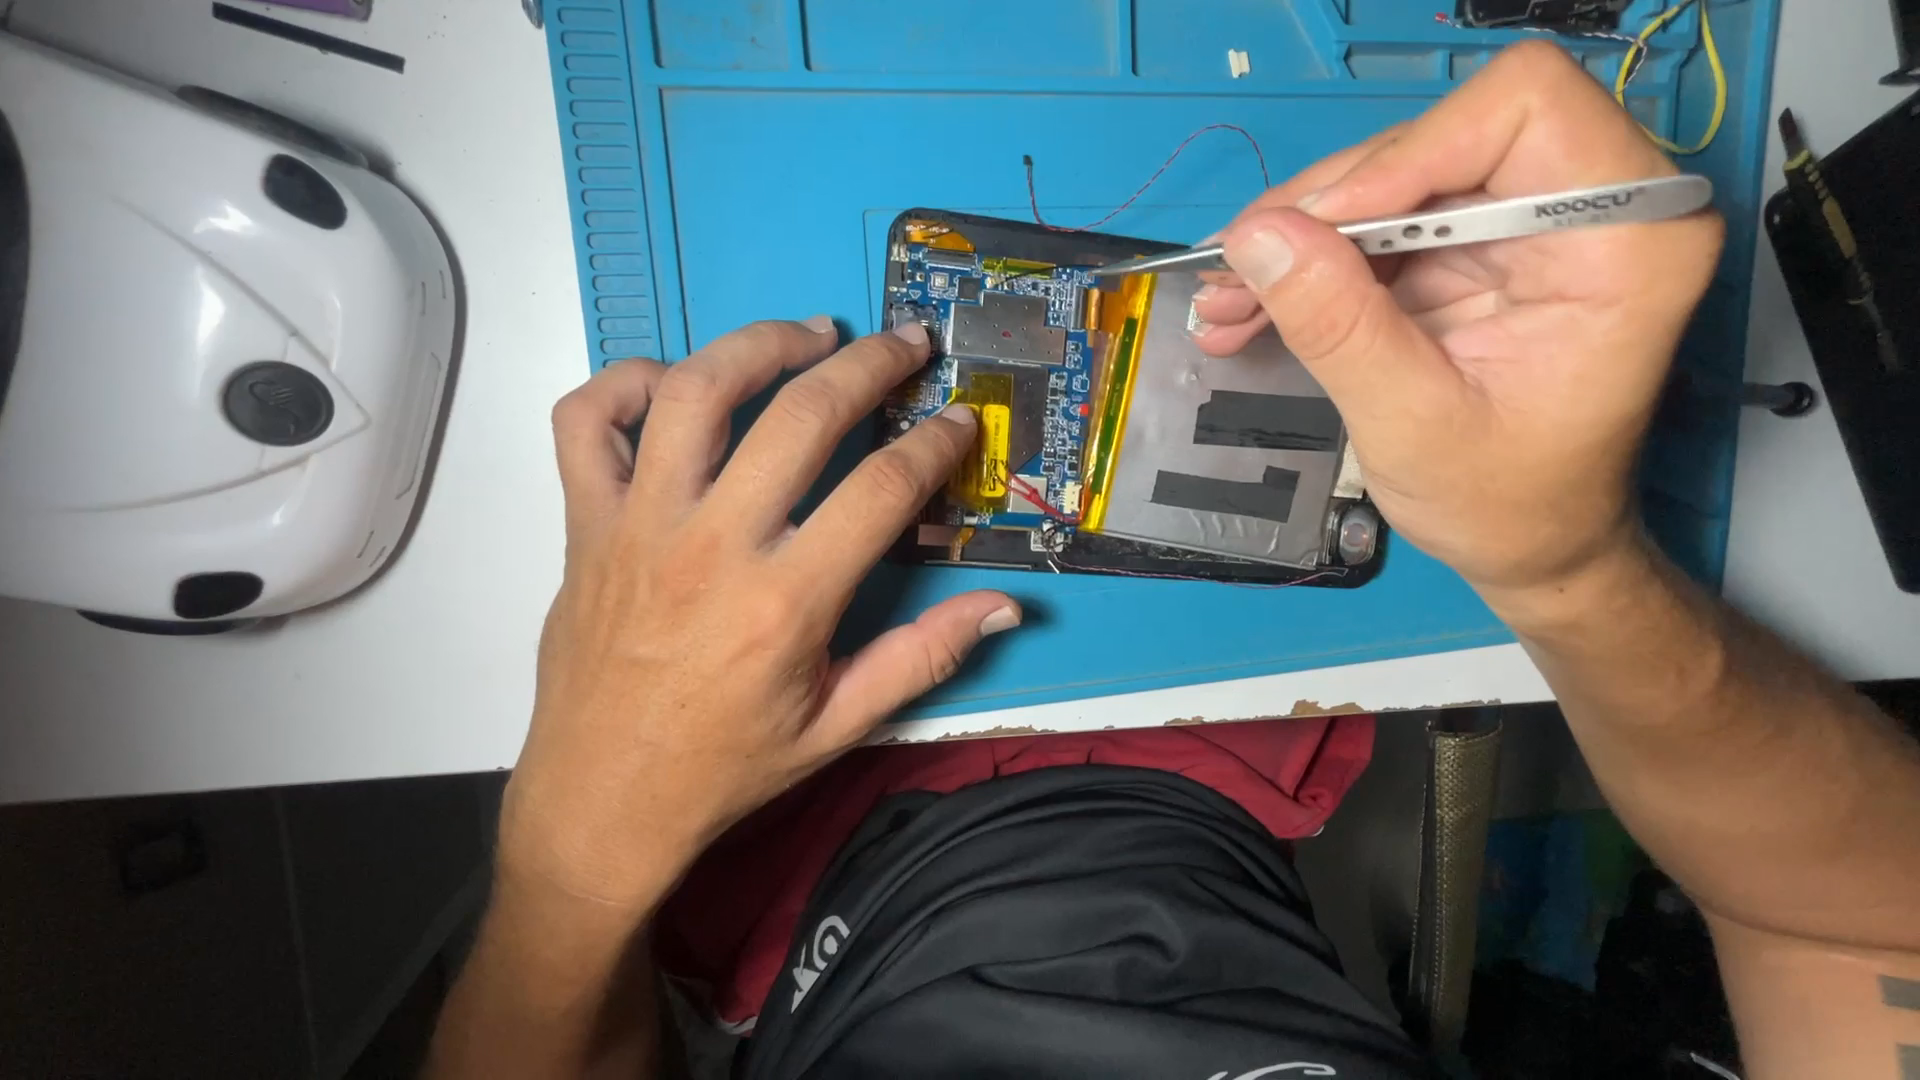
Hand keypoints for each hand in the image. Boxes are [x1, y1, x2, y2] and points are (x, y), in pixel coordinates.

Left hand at [500, 319, 1019, 911]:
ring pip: (695, 392)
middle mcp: (711, 546)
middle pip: (800, 417)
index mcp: (785, 602)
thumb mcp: (839, 725)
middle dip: (868, 368)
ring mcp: (638, 526)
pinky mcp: (584, 525)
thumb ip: (923, 656)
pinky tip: (679, 385)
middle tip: (906, 345)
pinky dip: (629, 382)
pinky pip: (587, 422)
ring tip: (809, 334)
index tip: (958, 422)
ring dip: (760, 344)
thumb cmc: (727, 769)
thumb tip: (1004, 606)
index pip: (881, 490)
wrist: (601, 805)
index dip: (934, 444)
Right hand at [1192, 42, 1722, 599]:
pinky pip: (1369, 234)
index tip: (1306, 234)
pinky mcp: (1464, 256)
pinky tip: (1245, 310)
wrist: (1525, 541)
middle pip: (1431, 143)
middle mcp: (1578, 209)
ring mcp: (1514, 229)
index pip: (1515, 112)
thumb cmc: (1500, 500)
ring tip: (1222, 302)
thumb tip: (1253, 237)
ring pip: (1384, 186)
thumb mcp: (1409, 421)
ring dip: (1293, 243)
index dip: (1399, 159)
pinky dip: (1302, 269)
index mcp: (1620, 239)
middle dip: (1319, 211)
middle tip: (1234, 270)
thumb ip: (1337, 325)